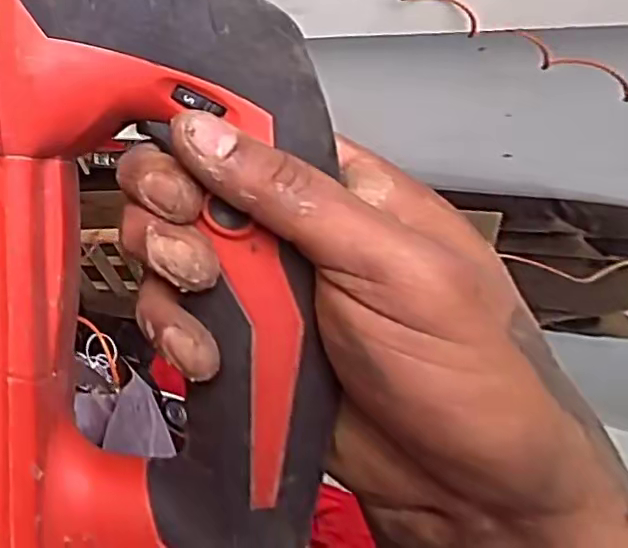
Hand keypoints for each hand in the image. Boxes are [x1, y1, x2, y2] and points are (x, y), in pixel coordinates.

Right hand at [115, 111, 627, 546]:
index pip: (234, 127)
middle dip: (165, 206)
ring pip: (154, 235)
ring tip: (208, 307)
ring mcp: (239, 270)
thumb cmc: (474, 377)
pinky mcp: (217, 320)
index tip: (171, 159)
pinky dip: (170, 326)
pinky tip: (208, 354)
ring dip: (167, 271)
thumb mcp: (399, 270)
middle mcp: (269, 217)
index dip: (185, 131)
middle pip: (171, 175)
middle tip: (192, 244)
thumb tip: (201, 131)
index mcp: (325, 182)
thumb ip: (296, 193)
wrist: (469, 500)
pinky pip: (158, 300)